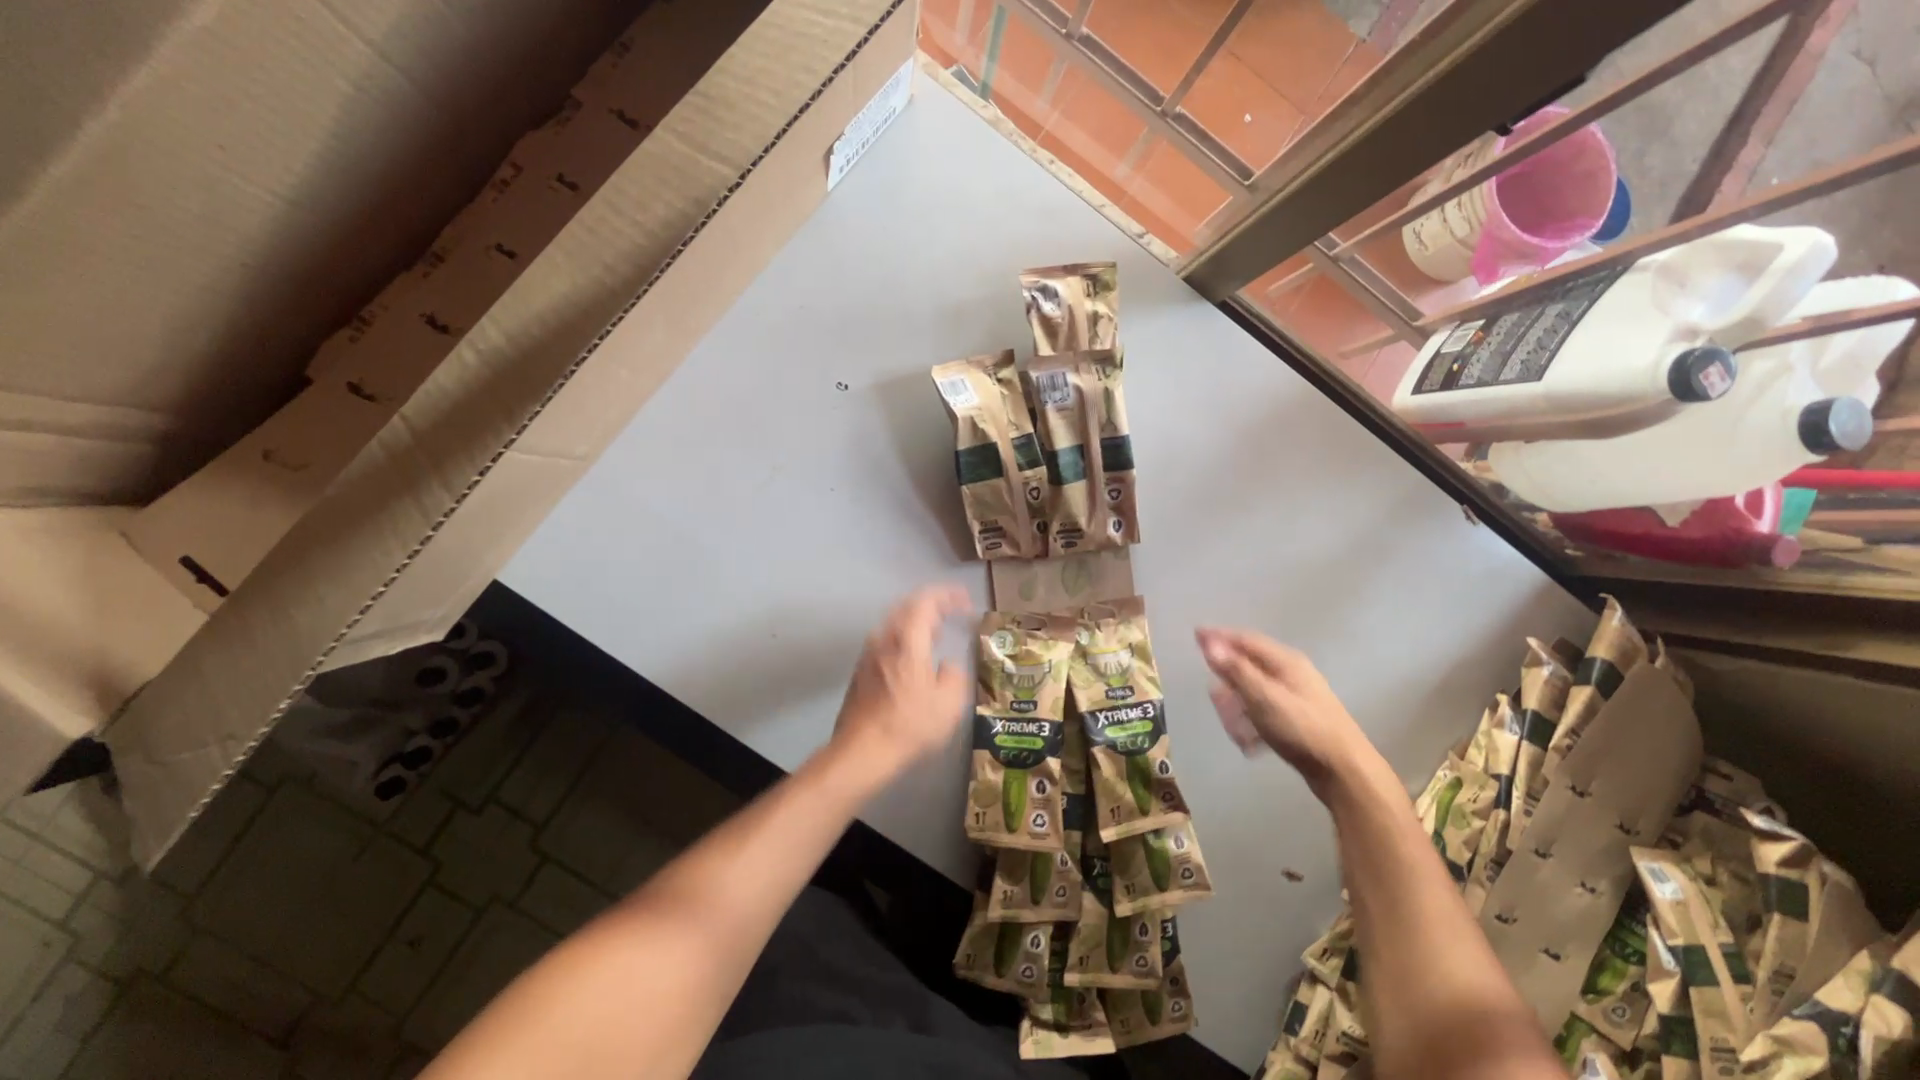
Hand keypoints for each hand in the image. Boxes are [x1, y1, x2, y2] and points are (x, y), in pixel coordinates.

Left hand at [831, 585, 973, 779]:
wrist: (862, 750)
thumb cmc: (909, 724)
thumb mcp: (949, 704)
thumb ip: (954, 676)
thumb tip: (946, 666)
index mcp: (907, 639)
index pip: (926, 601)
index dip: (948, 595)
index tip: (965, 600)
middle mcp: (883, 639)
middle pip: (907, 607)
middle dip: (932, 605)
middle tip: (952, 611)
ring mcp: (868, 654)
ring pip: (894, 624)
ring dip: (917, 622)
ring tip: (937, 632)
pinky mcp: (861, 671)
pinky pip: (886, 641)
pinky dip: (905, 639)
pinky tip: (915, 657)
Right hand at [1196, 628, 1377, 793]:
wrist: (1343, 770)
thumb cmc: (1302, 729)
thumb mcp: (1264, 698)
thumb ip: (1236, 671)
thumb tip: (1209, 642)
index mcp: (1285, 662)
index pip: (1245, 640)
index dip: (1219, 637)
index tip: (1195, 634)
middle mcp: (1290, 674)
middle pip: (1246, 668)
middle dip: (1228, 686)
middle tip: (1217, 704)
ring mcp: (1294, 697)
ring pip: (1252, 694)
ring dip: (1237, 711)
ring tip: (1235, 732)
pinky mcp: (1295, 720)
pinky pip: (1263, 714)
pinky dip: (1251, 725)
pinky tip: (1249, 744)